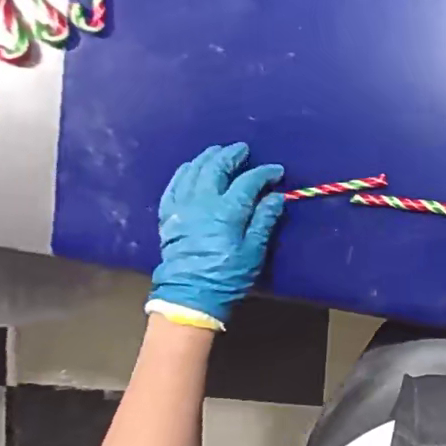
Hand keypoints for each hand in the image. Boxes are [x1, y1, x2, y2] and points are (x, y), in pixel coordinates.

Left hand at [150, 144, 286, 324]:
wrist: (190, 294)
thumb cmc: (227, 276)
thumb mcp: (254, 252)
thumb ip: (264, 221)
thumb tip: (276, 196)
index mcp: (227, 210)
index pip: (248, 181)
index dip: (263, 173)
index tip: (276, 170)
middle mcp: (202, 201)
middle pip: (217, 168)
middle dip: (231, 156)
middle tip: (242, 150)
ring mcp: (182, 206)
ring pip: (193, 171)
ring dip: (207, 158)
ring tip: (217, 152)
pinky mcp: (168, 215)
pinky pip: (174, 185)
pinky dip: (184, 172)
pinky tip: (190, 168)